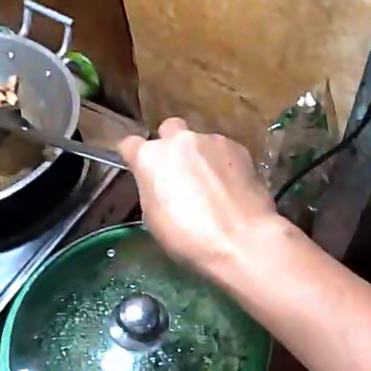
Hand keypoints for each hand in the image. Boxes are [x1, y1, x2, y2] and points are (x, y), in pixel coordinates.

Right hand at [117, 118, 293, 278]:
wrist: (241, 240)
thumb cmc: (187, 238)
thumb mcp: (154, 219)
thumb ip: (153, 190)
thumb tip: (160, 185)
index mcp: (150, 158)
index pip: (130, 144)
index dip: (134, 156)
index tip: (140, 168)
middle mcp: (179, 141)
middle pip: (169, 130)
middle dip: (171, 145)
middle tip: (180, 172)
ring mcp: (212, 141)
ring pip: (200, 142)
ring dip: (201, 157)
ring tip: (213, 187)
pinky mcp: (240, 148)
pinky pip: (224, 152)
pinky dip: (224, 165)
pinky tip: (231, 188)